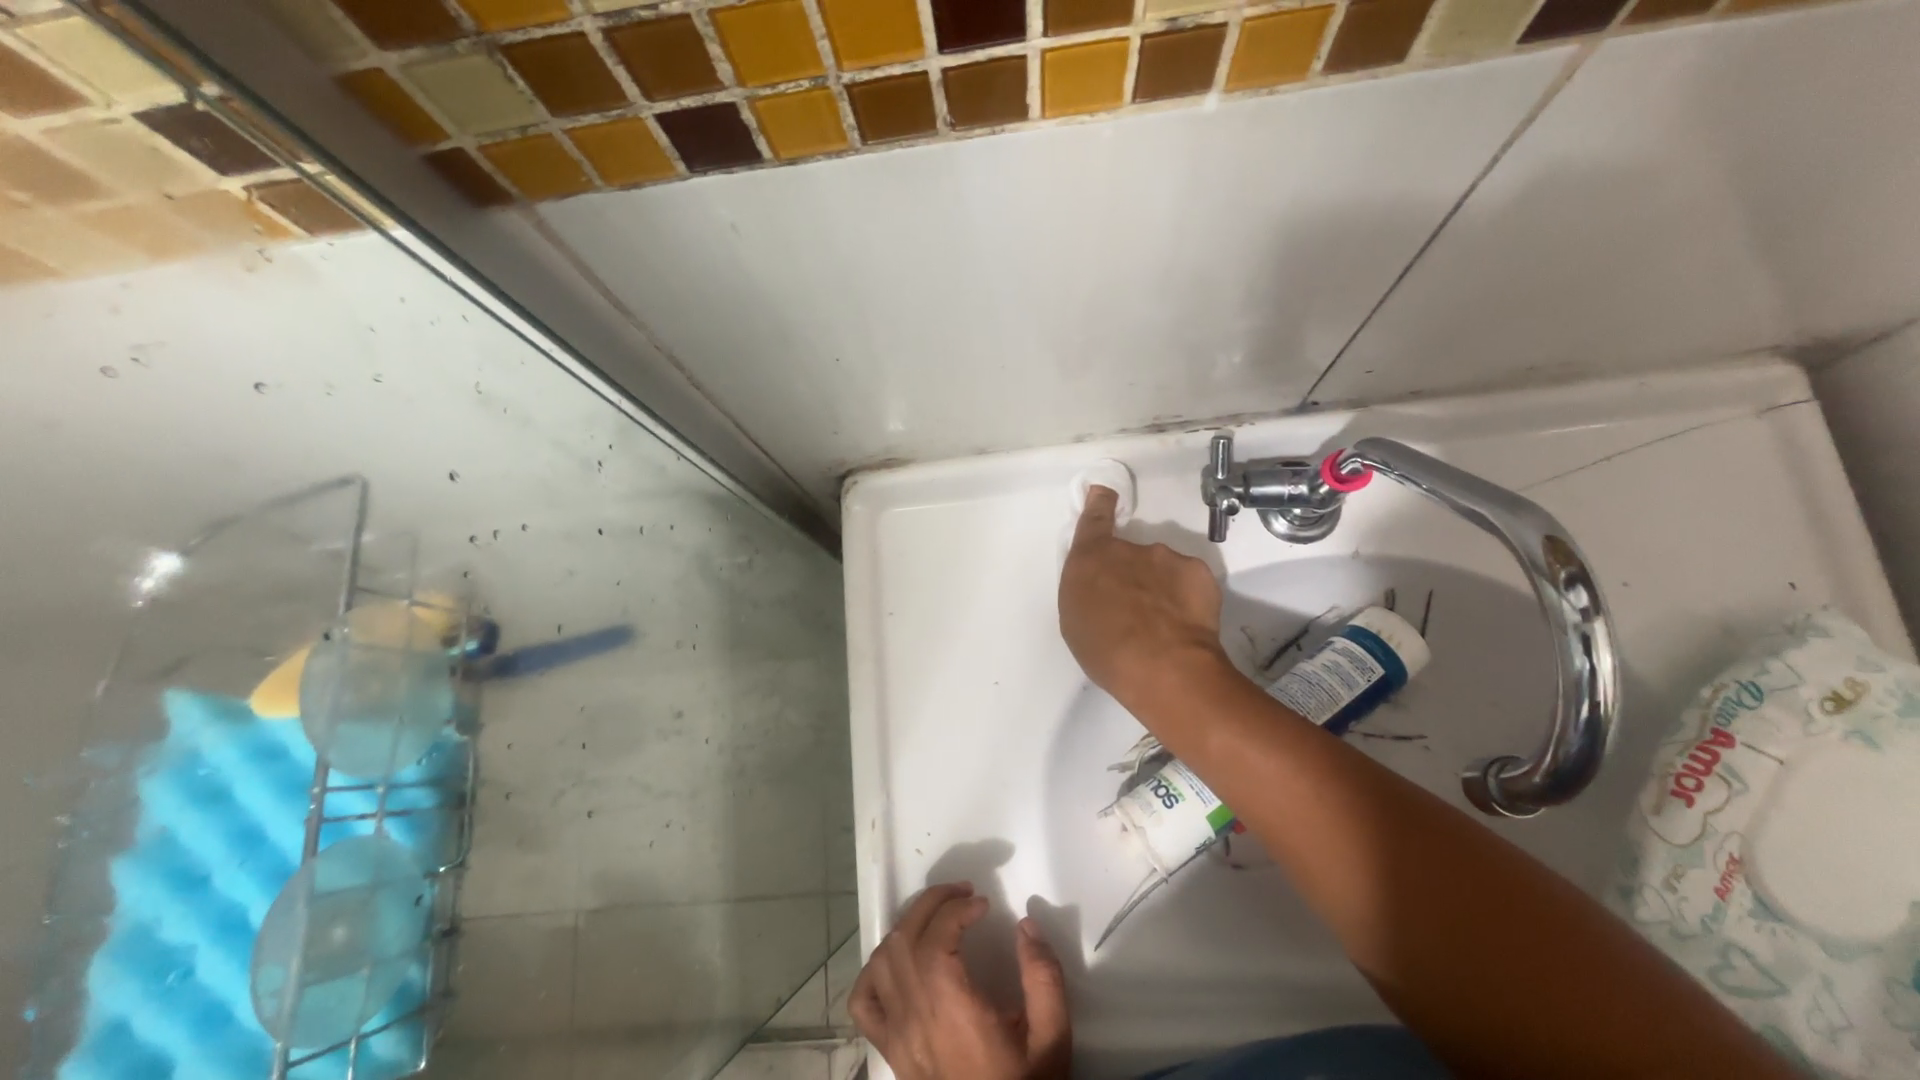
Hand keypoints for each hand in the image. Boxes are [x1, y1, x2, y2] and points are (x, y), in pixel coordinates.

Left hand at [849, 883, 1070, 1079]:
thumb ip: (1044, 977)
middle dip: (933, 903)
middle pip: (905, 939)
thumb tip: (1025, 925)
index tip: (983, 904)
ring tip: (940, 916)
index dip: (956, 909)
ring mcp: (896, 1034)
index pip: (935, 939)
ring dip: (908, 926)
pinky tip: (901, 960)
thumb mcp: (1052, 1037)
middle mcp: (914, 1017)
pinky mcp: (890, 1049)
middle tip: (964, 893)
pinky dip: (875, 970)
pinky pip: (864, 1001)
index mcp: (952, 1011)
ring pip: (882, 960)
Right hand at [1058, 486, 1228, 710]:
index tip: (1105, 492)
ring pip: (1161, 569)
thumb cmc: (1107, 652)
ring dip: (1160, 588)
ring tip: (1163, 625)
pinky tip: (1184, 623)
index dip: (1100, 503)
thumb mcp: (1076, 622)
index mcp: (1091, 560)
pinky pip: (1187, 581)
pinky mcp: (1197, 571)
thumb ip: (1088, 591)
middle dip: (1132, 576)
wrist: (1164, 667)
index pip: (1094, 519)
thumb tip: (1103, 587)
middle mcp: (1128, 549)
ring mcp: (1166, 556)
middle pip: (1130, 555)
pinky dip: (1185, 597)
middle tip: (1136, 613)